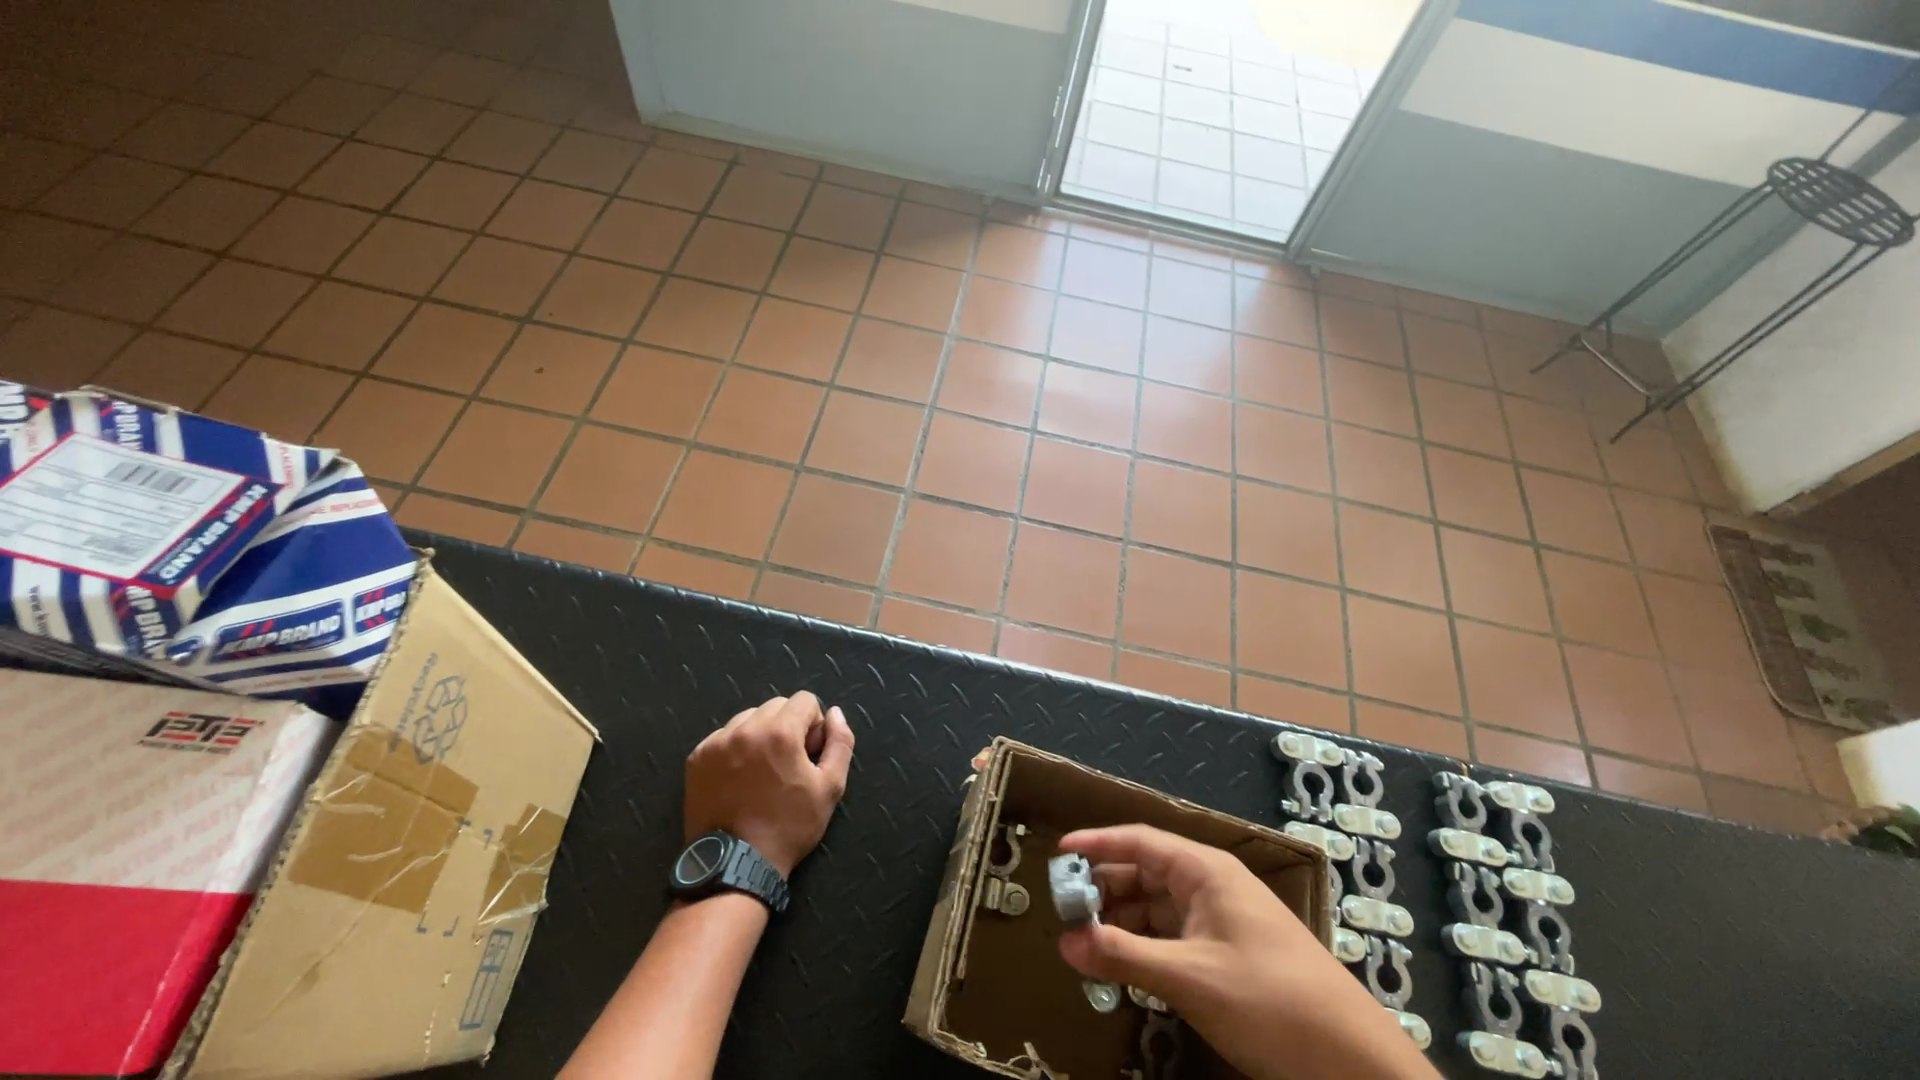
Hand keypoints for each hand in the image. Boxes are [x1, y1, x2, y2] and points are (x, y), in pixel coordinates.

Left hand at [683, 692, 853, 876]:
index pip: (805, 700)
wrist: (736, 863)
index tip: (809, 754)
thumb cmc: (789, 826)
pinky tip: (739, 779)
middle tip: (788, 764)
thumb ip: (840, 743)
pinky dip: (735, 749)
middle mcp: (745, 728)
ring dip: (761, 735)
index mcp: (780, 731)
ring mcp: (716, 742)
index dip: (814, 725)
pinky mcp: (696, 758)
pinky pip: (723, 737)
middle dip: (788, 726)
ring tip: (762, 772)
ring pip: (748, 719)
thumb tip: (835, 713)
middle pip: (776, 706)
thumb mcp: (830, 788)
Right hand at [1056, 826, 1437, 1079]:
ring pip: (1156, 908)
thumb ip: (1123, 957)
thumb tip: (1064, 942)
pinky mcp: (1227, 954)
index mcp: (1205, 872)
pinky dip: (1143, 948)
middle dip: (1103, 890)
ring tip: (1086, 946)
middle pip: (1144, 873)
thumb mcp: (1189, 978)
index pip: (1140, 841)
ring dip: (1121, 923)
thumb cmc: (1269, 1001)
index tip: (1056, 855)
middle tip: (1063, 915)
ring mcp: (1221, 921)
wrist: (1353, 1059)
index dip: (1097, 843)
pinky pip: (1172, 937)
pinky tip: (1123, 969)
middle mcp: (1211, 886)